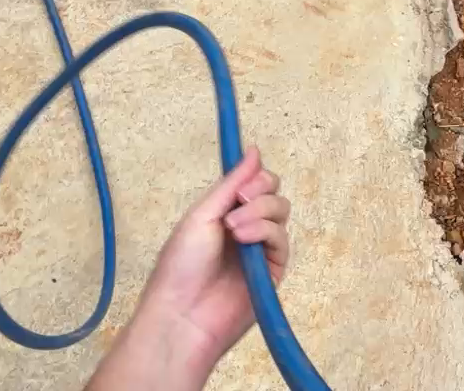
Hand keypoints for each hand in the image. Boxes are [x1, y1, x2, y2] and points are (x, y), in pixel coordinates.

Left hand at [86, 147, 290, 390]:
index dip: (256, 177)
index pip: (258, 182)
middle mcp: (249, 226)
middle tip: (241, 201)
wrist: (181, 315)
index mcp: (229, 213)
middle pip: (274, 192)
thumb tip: (255, 147)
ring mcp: (262, 248)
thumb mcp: (202, 215)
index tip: (243, 183)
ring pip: (281, 211)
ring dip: (260, 212)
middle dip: (261, 191)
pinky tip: (245, 239)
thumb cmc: (181, 264)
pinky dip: (265, 232)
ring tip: (235, 228)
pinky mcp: (274, 268)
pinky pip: (282, 238)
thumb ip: (232, 182)